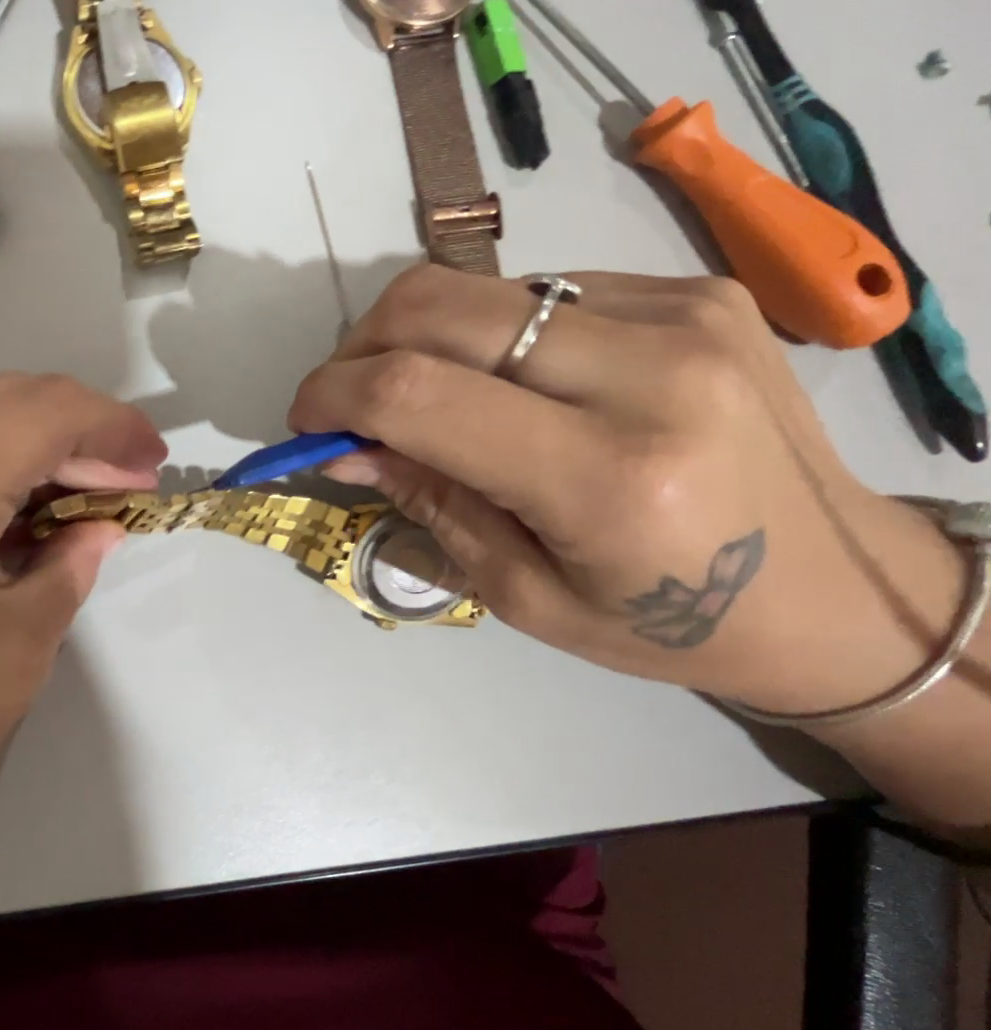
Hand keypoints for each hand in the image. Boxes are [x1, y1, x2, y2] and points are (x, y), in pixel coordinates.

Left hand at [0, 374, 165, 849]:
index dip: (109, 427)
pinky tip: (5, 502)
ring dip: (24, 440)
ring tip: (71, 492)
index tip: (150, 464)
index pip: (39, 414)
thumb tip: (101, 522)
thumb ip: (72, 561)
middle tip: (120, 480)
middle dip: (73, 430)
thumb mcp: (20, 643)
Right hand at [289, 266, 965, 715]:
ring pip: (481, 287)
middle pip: (438, 307)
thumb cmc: (668, 622)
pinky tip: (507, 383)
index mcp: (604, 476)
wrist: (842, 590)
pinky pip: (540, 290)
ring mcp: (682, 315)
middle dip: (359, 348)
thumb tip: (344, 446)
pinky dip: (489, 332)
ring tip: (426, 399)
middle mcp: (650, 371)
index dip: (333, 393)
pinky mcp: (697, 290)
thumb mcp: (523, 594)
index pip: (418, 392)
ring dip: (421, 338)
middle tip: (347, 402)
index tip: (305, 421)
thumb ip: (430, 503)